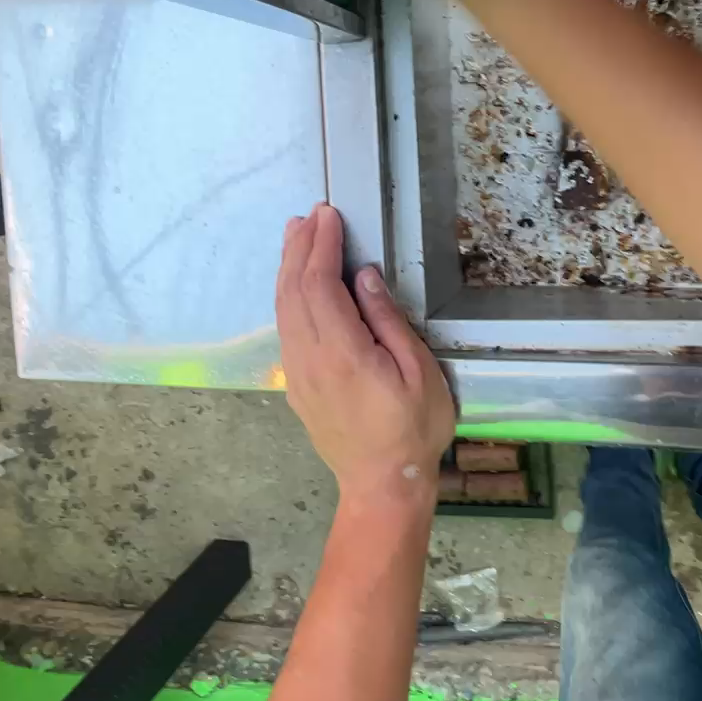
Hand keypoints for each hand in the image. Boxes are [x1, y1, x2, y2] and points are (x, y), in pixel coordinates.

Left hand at [275, 204, 456, 506]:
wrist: (382, 485)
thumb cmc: (413, 427)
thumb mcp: (418, 372)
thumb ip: (387, 320)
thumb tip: (363, 275)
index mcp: (343, 352)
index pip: (319, 285)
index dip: (320, 246)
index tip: (329, 216)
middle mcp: (310, 358)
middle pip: (293, 291)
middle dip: (300, 248)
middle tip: (310, 215)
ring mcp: (298, 373)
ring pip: (283, 309)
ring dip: (287, 268)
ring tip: (295, 235)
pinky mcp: (297, 384)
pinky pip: (285, 328)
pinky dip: (287, 295)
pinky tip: (294, 283)